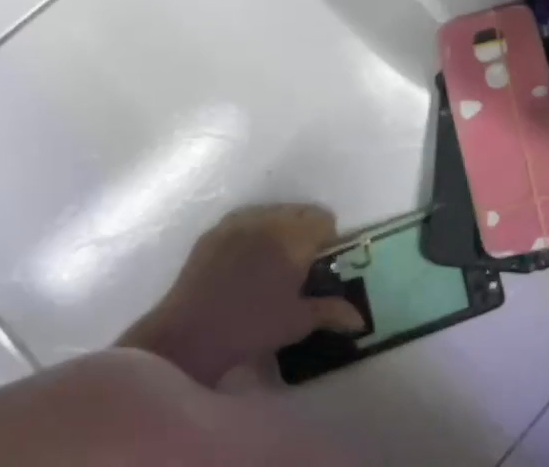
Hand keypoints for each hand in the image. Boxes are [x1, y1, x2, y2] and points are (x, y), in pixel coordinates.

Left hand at [117, 205, 366, 385]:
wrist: (188, 335)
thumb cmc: (251, 328)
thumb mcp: (297, 322)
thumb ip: (331, 312)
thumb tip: (359, 318)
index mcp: (292, 237)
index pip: (324, 218)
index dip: (328, 239)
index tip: (321, 264)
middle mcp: (267, 219)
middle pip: (299, 212)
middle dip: (305, 232)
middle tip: (299, 266)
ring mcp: (237, 221)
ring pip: (271, 213)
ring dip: (279, 230)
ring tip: (270, 264)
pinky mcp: (214, 231)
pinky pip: (245, 221)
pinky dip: (253, 233)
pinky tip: (245, 264)